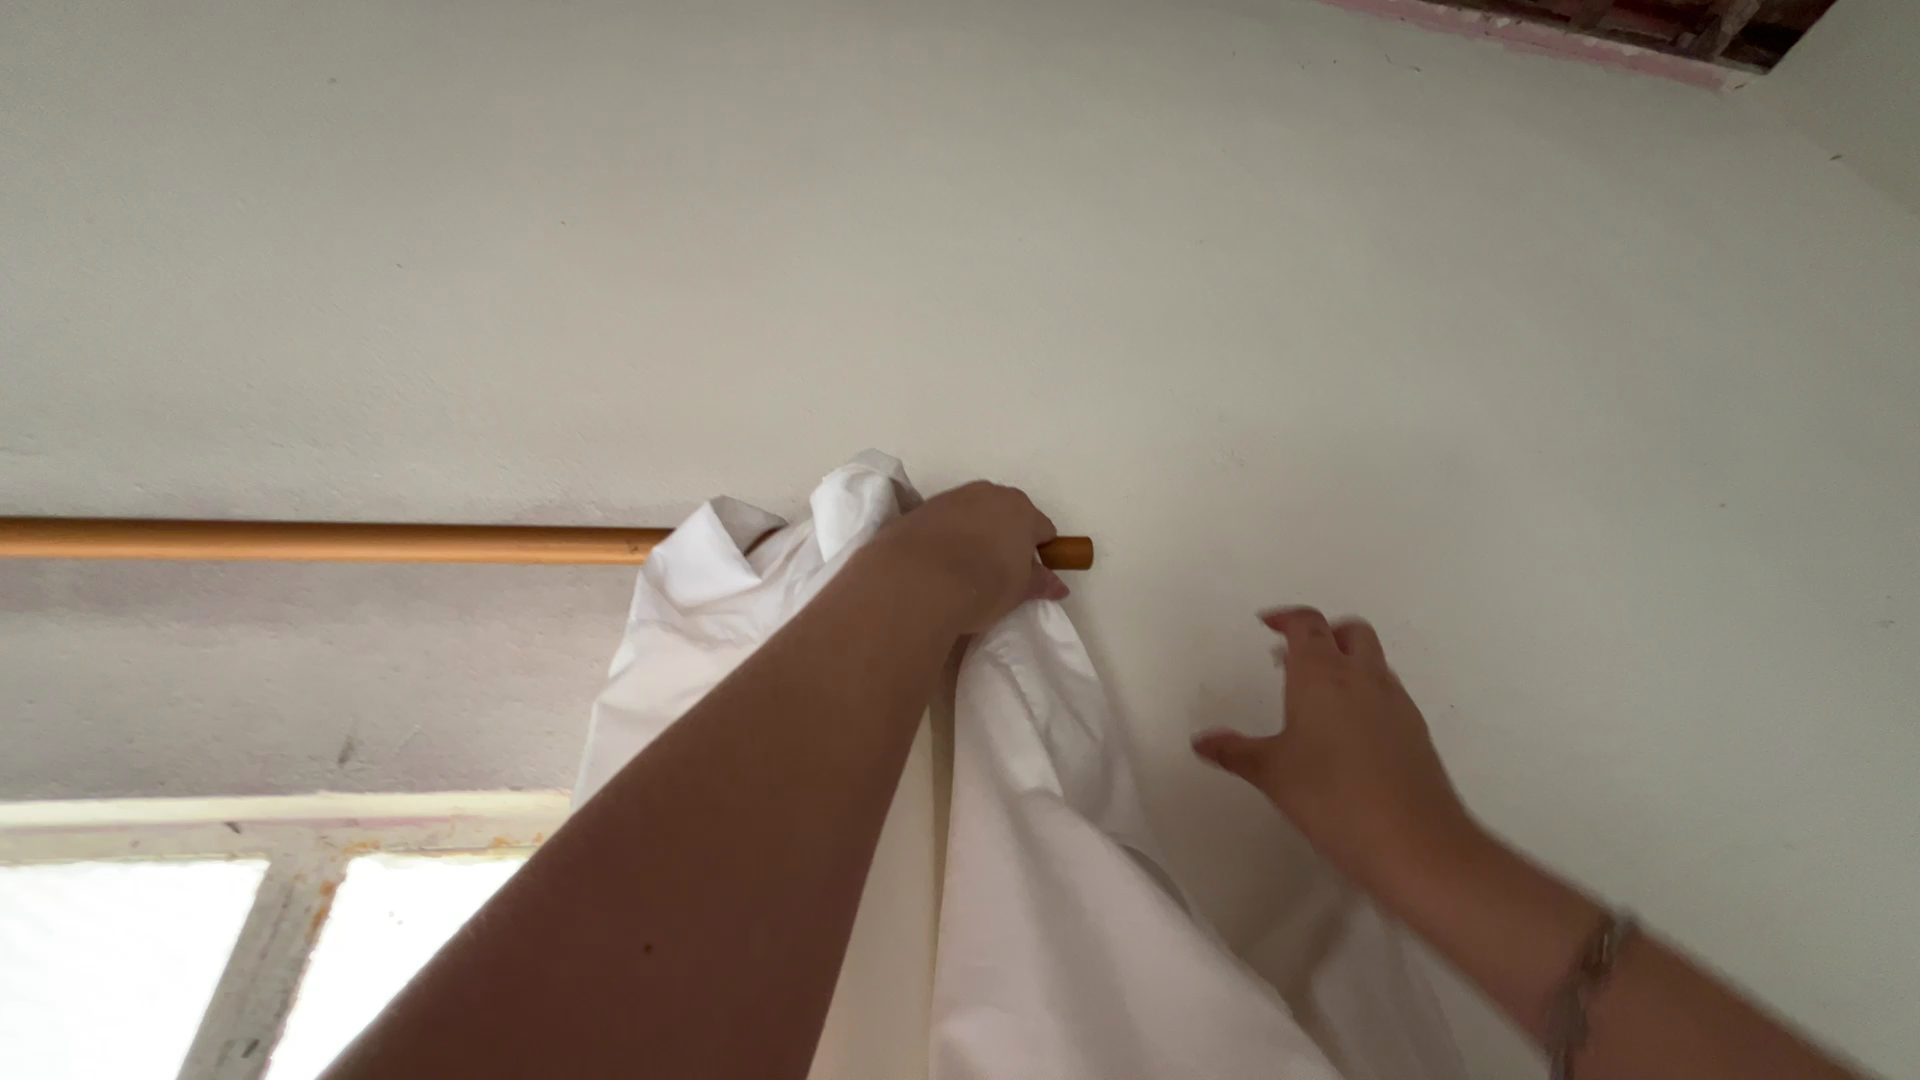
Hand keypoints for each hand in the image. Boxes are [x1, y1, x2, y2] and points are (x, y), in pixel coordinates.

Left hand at [868, 481, 1069, 633]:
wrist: (916, 580)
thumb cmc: (983, 584)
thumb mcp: (1019, 591)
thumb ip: (1040, 583)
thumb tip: (1058, 586)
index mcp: (1020, 509)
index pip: (1042, 529)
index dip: (1039, 553)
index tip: (1029, 577)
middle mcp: (986, 494)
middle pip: (1004, 515)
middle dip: (1004, 539)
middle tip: (996, 574)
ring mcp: (949, 499)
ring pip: (970, 516)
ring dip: (971, 536)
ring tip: (961, 573)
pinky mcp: (917, 511)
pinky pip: (940, 524)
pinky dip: (942, 539)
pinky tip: (935, 567)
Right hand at [1192, 607, 1474, 888]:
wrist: (1416, 844)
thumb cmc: (1331, 797)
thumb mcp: (1271, 773)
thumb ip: (1234, 751)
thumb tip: (1201, 742)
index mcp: (1322, 676)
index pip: (1307, 625)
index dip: (1286, 618)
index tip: (1266, 625)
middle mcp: (1363, 678)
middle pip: (1349, 631)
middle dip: (1322, 634)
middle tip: (1292, 658)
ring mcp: (1396, 703)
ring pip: (1372, 661)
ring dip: (1345, 663)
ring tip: (1314, 697)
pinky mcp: (1416, 731)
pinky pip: (1386, 693)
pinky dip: (1364, 694)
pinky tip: (1345, 734)